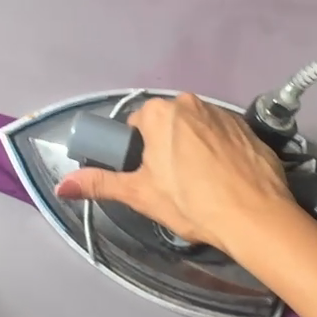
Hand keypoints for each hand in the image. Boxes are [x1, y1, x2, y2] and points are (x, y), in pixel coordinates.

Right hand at [54, 93, 294, 250]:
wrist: (255, 215)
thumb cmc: (191, 202)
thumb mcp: (140, 194)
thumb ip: (100, 184)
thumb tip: (61, 185)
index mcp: (159, 113)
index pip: (137, 125)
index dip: (139, 152)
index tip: (148, 175)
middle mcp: (189, 102)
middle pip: (167, 124)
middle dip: (166, 148)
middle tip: (173, 184)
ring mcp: (221, 112)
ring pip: (196, 128)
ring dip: (193, 148)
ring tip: (202, 184)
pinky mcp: (247, 126)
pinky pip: (222, 135)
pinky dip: (219, 151)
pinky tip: (224, 178)